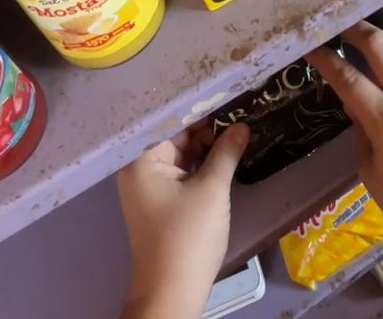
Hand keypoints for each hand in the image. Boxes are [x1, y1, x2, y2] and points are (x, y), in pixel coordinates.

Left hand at [116, 122, 248, 318]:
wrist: (171, 295)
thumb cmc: (187, 237)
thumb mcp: (212, 189)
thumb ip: (226, 151)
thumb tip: (242, 125)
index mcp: (141, 158)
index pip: (169, 117)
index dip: (198, 103)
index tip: (225, 86)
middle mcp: (140, 166)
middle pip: (175, 132)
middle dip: (206, 121)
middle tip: (239, 104)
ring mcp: (151, 184)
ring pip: (181, 150)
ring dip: (206, 141)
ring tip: (238, 120)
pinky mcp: (162, 200)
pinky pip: (183, 169)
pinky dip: (202, 160)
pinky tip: (226, 149)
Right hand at [306, 22, 382, 251]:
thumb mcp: (374, 177)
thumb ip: (361, 135)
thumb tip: (356, 107)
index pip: (347, 77)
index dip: (324, 58)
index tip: (309, 45)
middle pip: (379, 44)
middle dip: (355, 28)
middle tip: (337, 23)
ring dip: (378, 56)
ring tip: (360, 60)